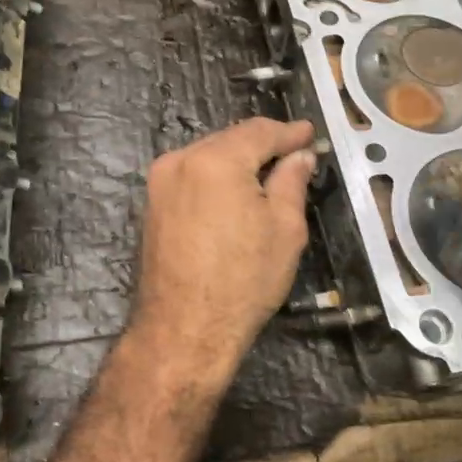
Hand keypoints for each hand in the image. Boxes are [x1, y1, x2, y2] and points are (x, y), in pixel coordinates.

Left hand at [132, 118, 316, 368]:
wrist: (183, 330)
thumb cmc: (243, 281)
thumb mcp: (284, 229)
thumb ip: (291, 182)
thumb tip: (299, 156)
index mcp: (215, 160)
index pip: (258, 131)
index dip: (288, 132)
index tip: (309, 134)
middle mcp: (181, 160)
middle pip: (230, 140)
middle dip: (262, 145)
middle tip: (294, 153)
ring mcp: (160, 181)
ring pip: (208, 156)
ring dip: (237, 161)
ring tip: (268, 174)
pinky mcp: (152, 204)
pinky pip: (191, 176)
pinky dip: (215, 178)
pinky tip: (235, 193)